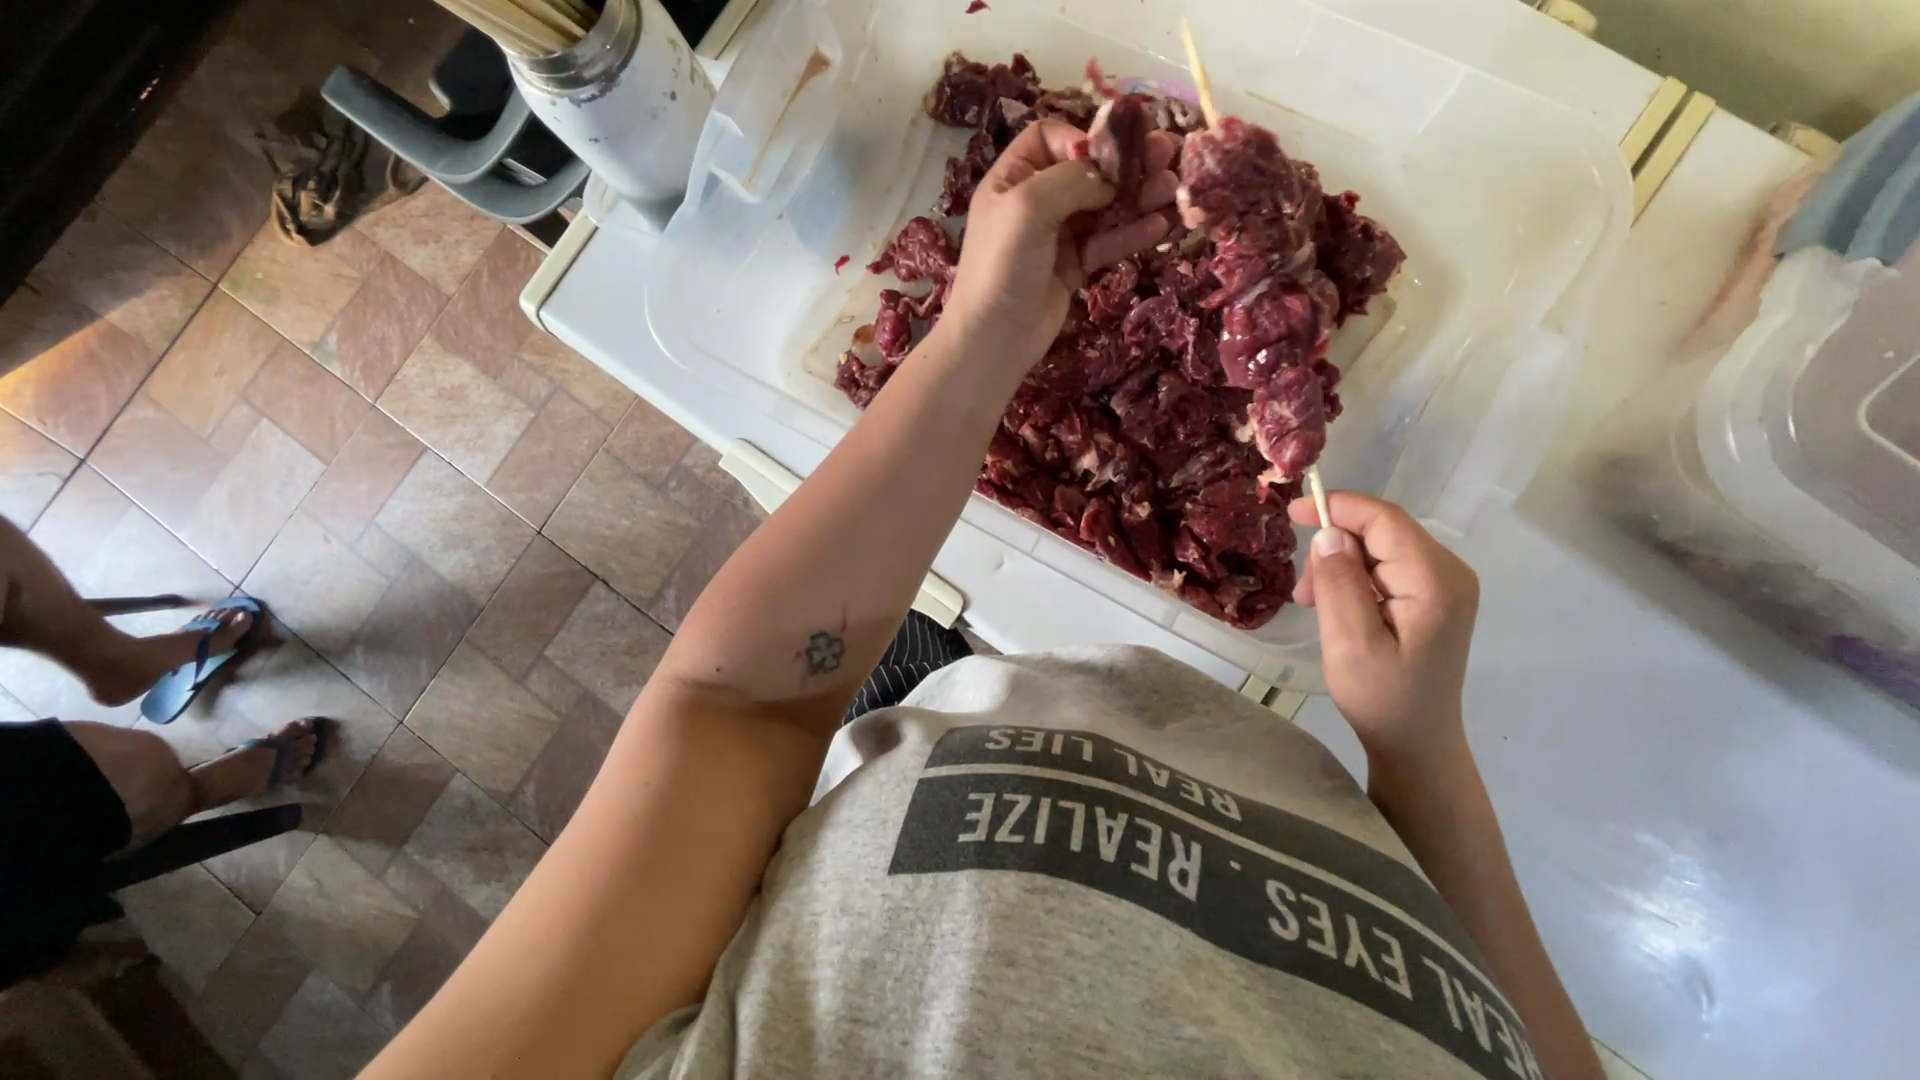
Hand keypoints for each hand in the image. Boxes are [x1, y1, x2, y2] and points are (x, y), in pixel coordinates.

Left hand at [942, 120, 1178, 367]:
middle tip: (1167, 154)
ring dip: (1137, 196)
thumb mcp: (1029, 205)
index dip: (1080, 139)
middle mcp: (1034, 203)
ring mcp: (1055, 237)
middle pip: (1085, 171)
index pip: (1050, 138)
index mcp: (1012, 179)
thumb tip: (1109, 177)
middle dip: (1125, 164)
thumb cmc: (1003, 264)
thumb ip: (1071, 179)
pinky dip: (1131, 233)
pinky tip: (1159, 226)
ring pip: (1102, 208)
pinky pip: (1107, 242)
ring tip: (1171, 187)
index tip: (1106, 154)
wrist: (995, 336)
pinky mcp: (1073, 267)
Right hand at [1287, 492, 1479, 762]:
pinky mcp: (1433, 596)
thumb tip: (1330, 533)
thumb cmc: (1381, 698)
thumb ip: (1340, 583)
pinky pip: (1386, 566)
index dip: (1338, 507)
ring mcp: (1445, 584)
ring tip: (1314, 604)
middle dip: (1334, 548)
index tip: (1291, 513)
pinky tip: (1337, 606)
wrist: (1416, 741)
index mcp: (1435, 581)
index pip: (1384, 519)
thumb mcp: (1350, 643)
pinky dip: (1354, 577)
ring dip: (1339, 565)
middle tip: (1302, 593)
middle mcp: (1449, 573)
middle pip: (1382, 531)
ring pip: (1380, 547)